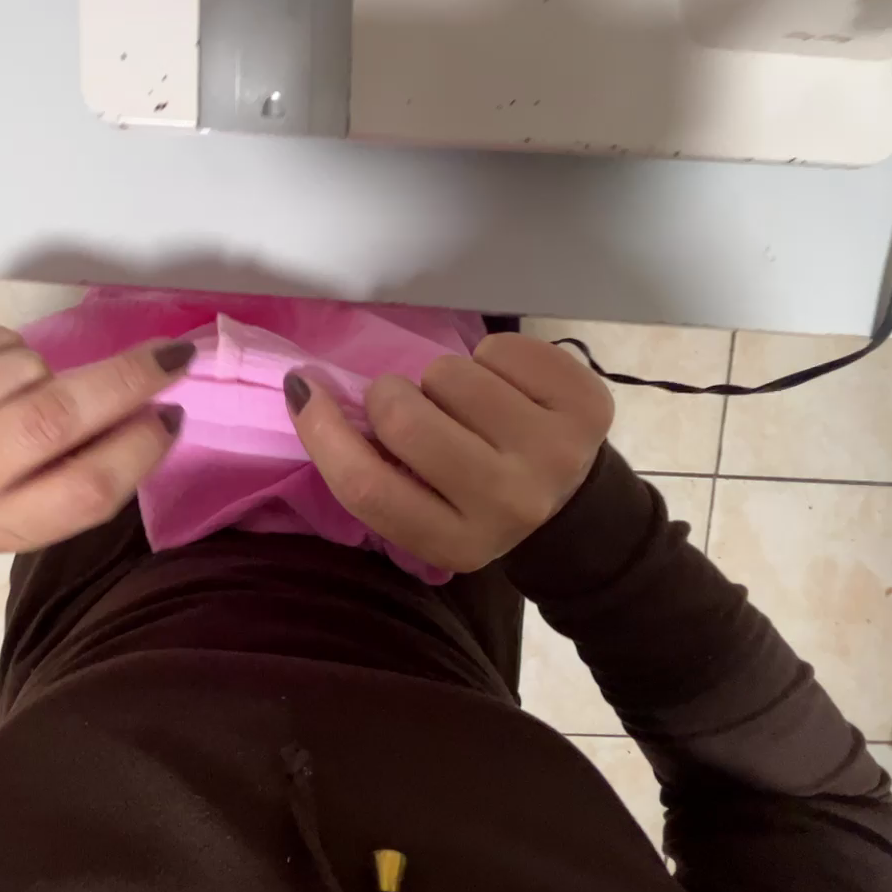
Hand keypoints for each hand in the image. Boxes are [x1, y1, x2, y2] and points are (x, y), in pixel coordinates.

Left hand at [0, 325, 194, 552]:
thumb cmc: (4, 491)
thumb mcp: (49, 505)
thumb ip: (98, 467)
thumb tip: (158, 407)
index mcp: (4, 525)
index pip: (85, 489)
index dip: (139, 448)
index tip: (173, 412)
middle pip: (48, 421)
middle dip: (122, 380)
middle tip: (168, 356)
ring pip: (18, 369)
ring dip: (48, 367)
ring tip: (38, 385)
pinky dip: (9, 344)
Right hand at [285, 332, 614, 572]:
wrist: (571, 509)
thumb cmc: (473, 502)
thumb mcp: (420, 509)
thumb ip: (370, 467)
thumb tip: (307, 390)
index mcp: (453, 543)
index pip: (368, 488)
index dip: (323, 434)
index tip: (304, 392)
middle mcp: (507, 505)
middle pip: (405, 419)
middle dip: (391, 396)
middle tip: (410, 406)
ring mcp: (554, 454)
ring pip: (451, 373)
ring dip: (443, 380)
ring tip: (466, 407)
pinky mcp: (587, 407)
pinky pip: (501, 348)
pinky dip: (490, 359)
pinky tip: (506, 391)